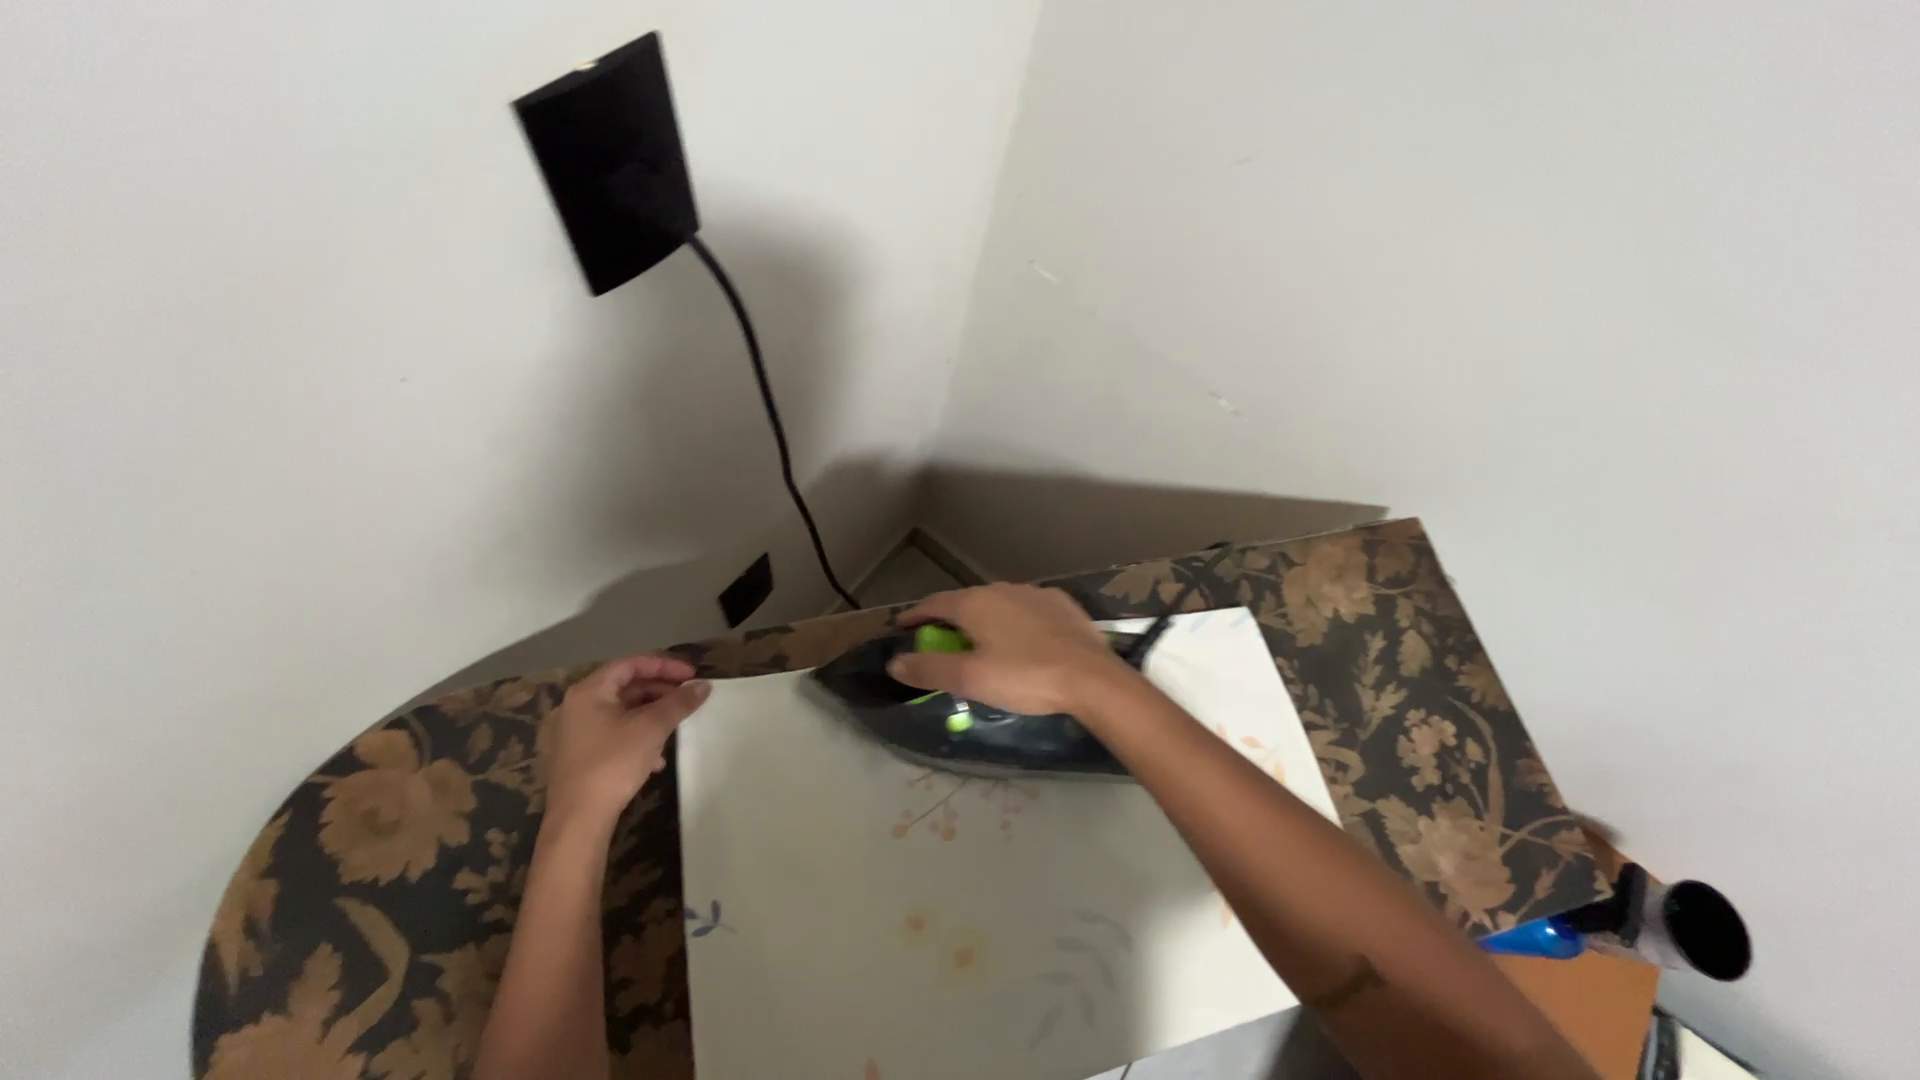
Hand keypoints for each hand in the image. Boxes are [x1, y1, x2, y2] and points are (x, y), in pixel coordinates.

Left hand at [546, 654, 709, 820]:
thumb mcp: (652, 728)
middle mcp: (578, 705)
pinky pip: (614, 732)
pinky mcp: (580, 754)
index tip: (692, 675)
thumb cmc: (613, 763)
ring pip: (622, 711)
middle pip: (626, 686)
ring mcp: (576, 731)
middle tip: (688, 698)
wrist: (579, 817)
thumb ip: (678, 702)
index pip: (631, 664)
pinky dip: (638, 734)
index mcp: (590, 691)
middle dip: (661, 691)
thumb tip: (703, 686)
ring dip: (652, 714)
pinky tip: (656, 757)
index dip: (665, 665)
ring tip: (677, 725)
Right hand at [886, 584, 1141, 718]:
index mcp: (976, 603)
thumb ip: (929, 668)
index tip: (902, 626)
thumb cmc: (1024, 677)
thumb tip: (894, 662)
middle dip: (950, 619)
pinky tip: (1021, 640)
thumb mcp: (970, 679)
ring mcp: (1036, 594)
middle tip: (940, 640)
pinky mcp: (1063, 605)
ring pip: (999, 604)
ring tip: (980, 640)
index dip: (915, 615)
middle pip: (966, 602)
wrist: (1091, 679)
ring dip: (983, 619)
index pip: (935, 603)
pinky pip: (1027, 610)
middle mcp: (1003, 590)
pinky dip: (1014, 622)